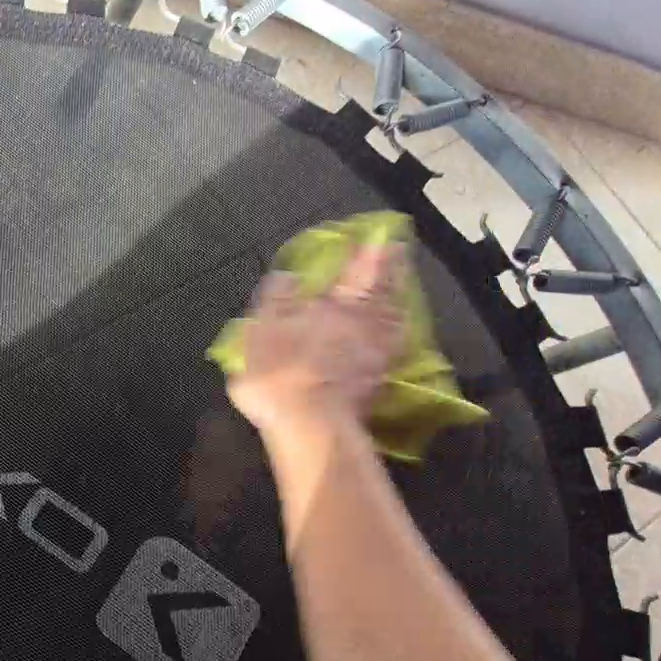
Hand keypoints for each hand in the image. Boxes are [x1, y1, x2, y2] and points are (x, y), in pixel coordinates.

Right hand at [227, 241, 407, 434]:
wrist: (309, 425)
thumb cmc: (278, 374)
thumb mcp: (261, 332)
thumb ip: (275, 300)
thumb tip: (288, 273)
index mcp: (333, 306)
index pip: (357, 270)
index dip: (368, 251)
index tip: (379, 234)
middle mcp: (361, 323)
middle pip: (382, 290)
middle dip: (391, 268)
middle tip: (400, 250)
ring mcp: (375, 353)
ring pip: (392, 316)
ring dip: (397, 297)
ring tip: (399, 286)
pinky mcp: (378, 380)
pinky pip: (393, 346)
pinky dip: (396, 332)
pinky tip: (395, 331)